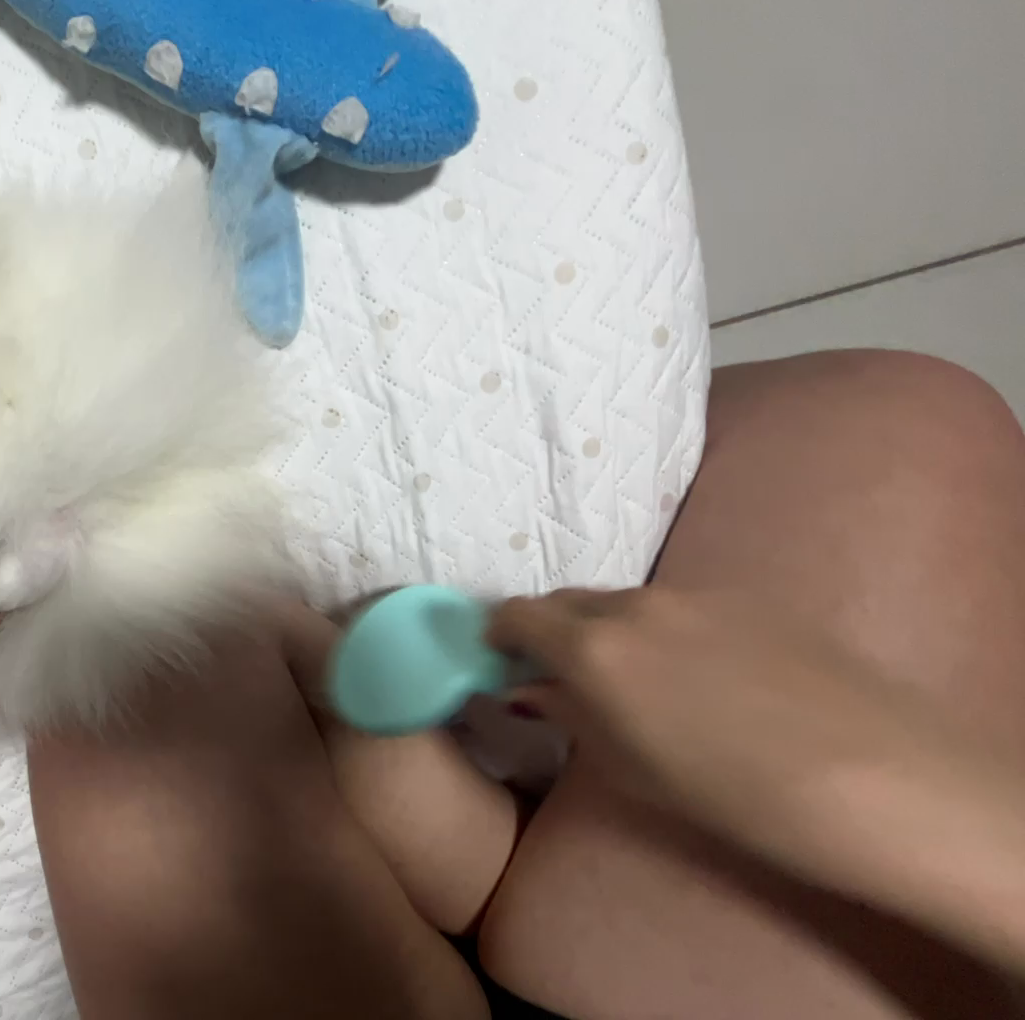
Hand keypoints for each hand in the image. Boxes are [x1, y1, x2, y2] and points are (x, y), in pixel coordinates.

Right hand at [487, 587, 963, 866]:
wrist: (892, 788)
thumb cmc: (737, 797)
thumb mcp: (629, 768)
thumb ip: (567, 713)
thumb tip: (531, 687)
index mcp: (591, 647)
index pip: (514, 613)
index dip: (500, 634)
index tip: (504, 661)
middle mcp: (632, 605)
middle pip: (564, 600)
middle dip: (550, 630)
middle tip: (564, 675)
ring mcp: (696, 595)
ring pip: (622, 601)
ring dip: (607, 628)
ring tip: (640, 679)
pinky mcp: (751, 600)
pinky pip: (677, 605)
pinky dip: (662, 629)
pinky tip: (704, 674)